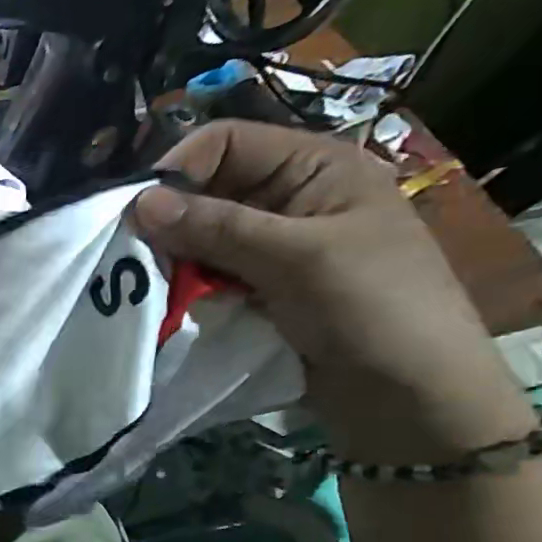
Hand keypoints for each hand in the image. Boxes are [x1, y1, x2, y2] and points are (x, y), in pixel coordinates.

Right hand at [132, 120, 536, 463]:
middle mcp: (286, 199)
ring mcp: (270, 248)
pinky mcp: (255, 290)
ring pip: (200, 238)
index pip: (226, 143)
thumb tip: (140, 202)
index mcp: (312, 167)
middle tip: (132, 254)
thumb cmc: (373, 308)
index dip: (179, 168)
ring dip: (172, 258)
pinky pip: (206, 276)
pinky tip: (164, 302)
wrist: (409, 397)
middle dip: (169, 219)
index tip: (137, 212)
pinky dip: (183, 286)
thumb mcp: (297, 257)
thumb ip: (217, 227)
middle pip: (206, 191)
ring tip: (145, 283)